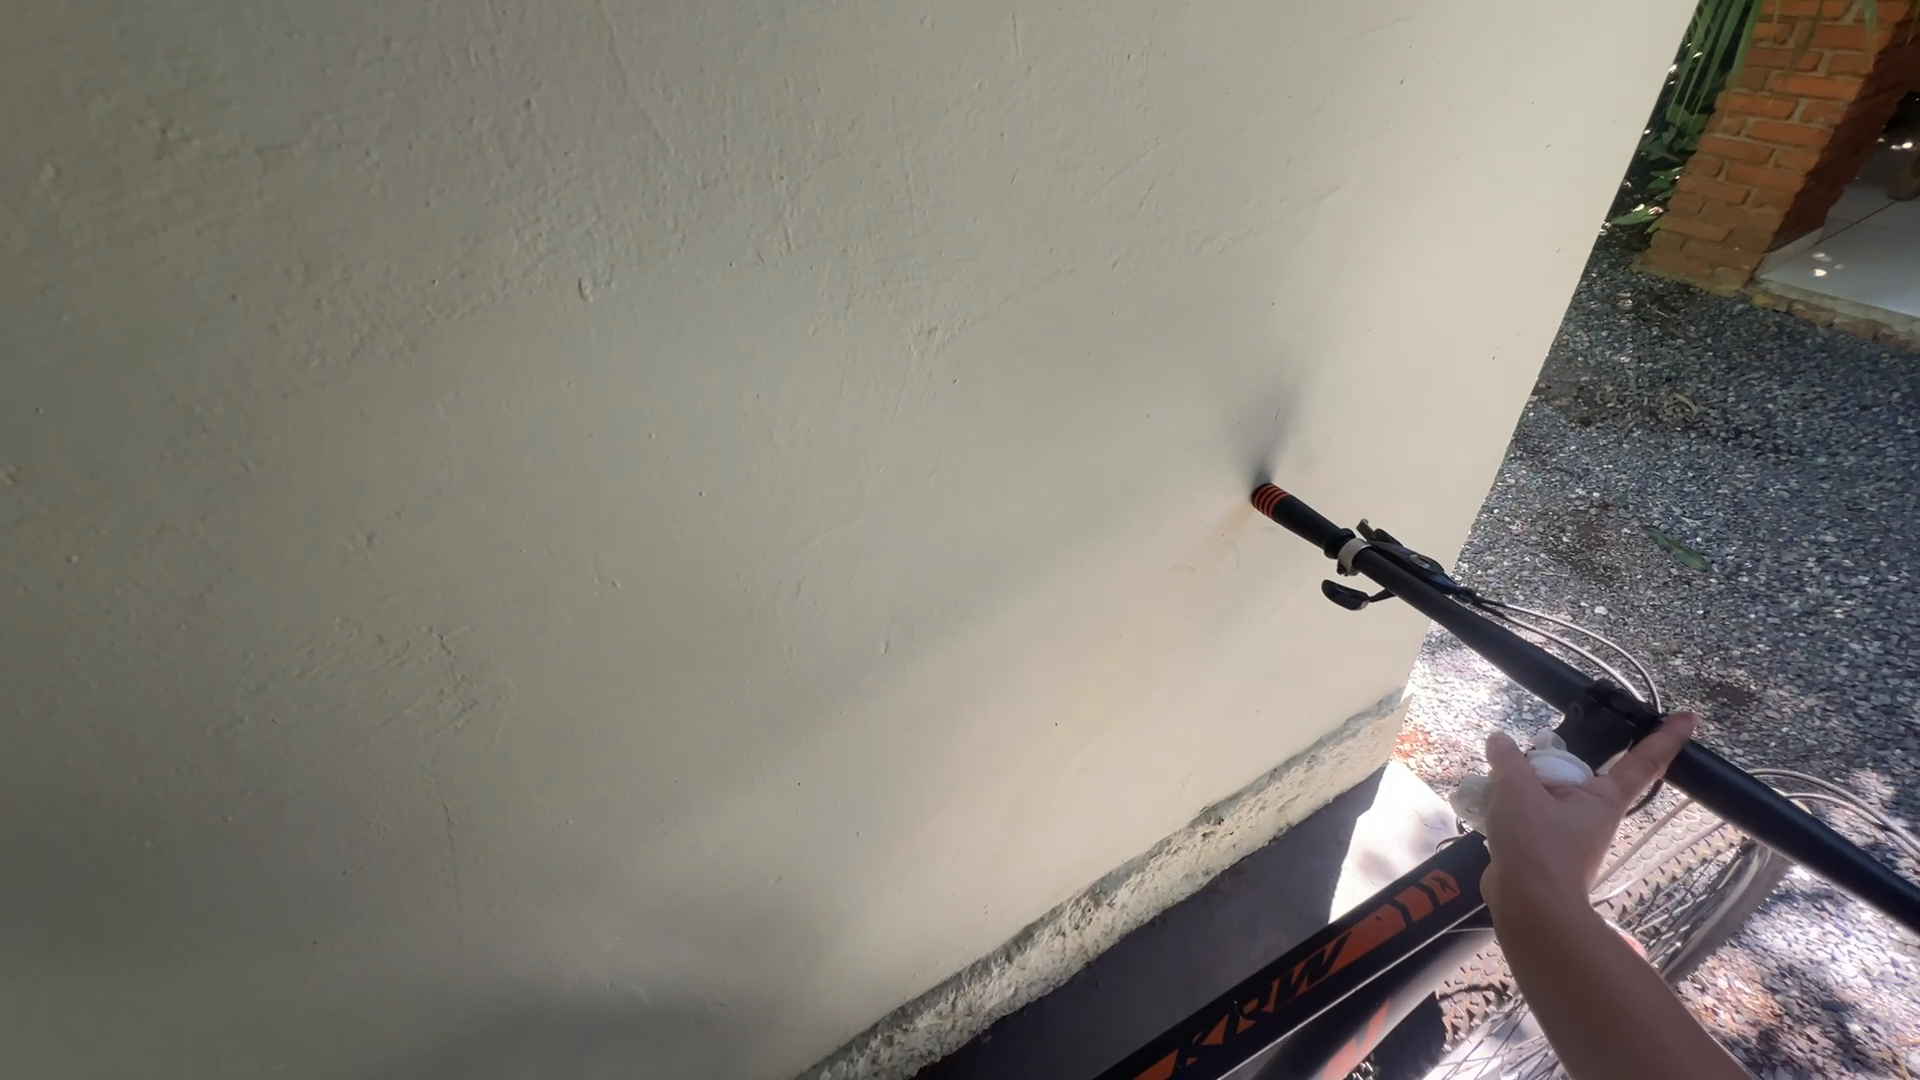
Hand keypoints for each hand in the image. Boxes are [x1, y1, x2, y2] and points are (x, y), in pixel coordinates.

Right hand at [1480, 713, 1698, 916]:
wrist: (1529, 902)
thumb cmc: (1537, 843)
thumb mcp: (1516, 789)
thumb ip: (1508, 760)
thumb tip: (1500, 740)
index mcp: (1603, 799)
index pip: (1642, 763)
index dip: (1665, 738)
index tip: (1689, 718)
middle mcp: (1593, 814)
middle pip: (1572, 774)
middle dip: (1544, 764)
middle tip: (1517, 759)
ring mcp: (1570, 833)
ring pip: (1544, 794)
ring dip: (1518, 786)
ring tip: (1492, 786)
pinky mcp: (1546, 848)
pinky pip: (1527, 814)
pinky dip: (1507, 805)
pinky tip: (1487, 807)